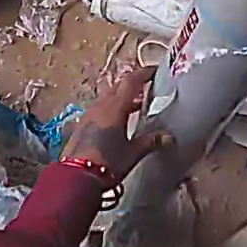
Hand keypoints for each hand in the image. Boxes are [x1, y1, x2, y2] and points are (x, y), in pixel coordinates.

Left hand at [64, 66, 172, 183]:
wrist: (77, 176)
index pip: (130, 82)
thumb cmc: (108, 162)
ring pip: (109, 97)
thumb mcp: (132, 152)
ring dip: (123, 97)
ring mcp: (90, 114)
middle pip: (118, 87)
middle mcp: (101, 105)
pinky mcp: (83, 124)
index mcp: (115, 107)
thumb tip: (170, 137)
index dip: (143, 73)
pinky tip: (120, 119)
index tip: (155, 71)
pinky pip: (101, 108)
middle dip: (133, 84)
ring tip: (138, 104)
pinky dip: (113, 107)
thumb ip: (150, 142)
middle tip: (148, 86)